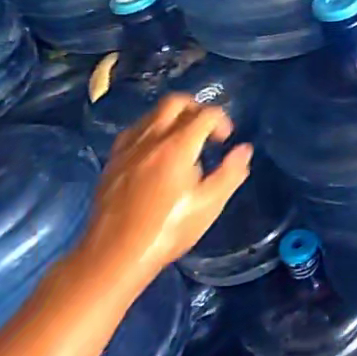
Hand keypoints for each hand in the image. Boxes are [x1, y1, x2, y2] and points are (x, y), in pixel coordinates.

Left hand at [80, 94, 252, 283]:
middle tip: (207, 130)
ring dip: (174, 117)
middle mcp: (151, 138)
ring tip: (184, 141)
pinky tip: (156, 152)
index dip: (222, 120)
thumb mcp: (209, 206)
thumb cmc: (168, 231)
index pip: (205, 114)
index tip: (227, 140)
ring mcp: (128, 148)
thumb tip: (244, 149)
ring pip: (153, 113)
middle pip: (175, 102)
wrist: (115, 254)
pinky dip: (151, 130)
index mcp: (177, 147)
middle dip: (196, 108)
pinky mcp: (113, 160)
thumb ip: (230, 173)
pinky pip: (135, 130)